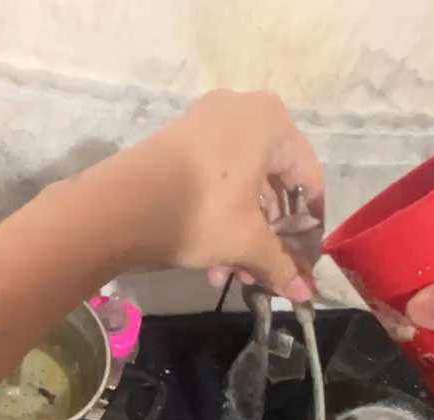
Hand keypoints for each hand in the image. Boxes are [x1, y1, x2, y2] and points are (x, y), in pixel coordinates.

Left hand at [89, 90, 323, 302]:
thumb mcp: (247, 242)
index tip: (306, 260)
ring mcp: (207, 123)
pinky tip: (212, 262)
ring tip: (233, 275)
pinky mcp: (179, 142)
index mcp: (272, 122)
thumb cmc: (201, 212)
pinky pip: (215, 181)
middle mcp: (243, 110)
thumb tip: (306, 295)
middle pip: (273, 183)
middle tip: (265, 272)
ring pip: (242, 187)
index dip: (310, 226)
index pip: (309, 179)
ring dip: (243, 236)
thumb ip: (281, 265)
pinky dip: (220, 218)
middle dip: (270, 236)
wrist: (122, 206)